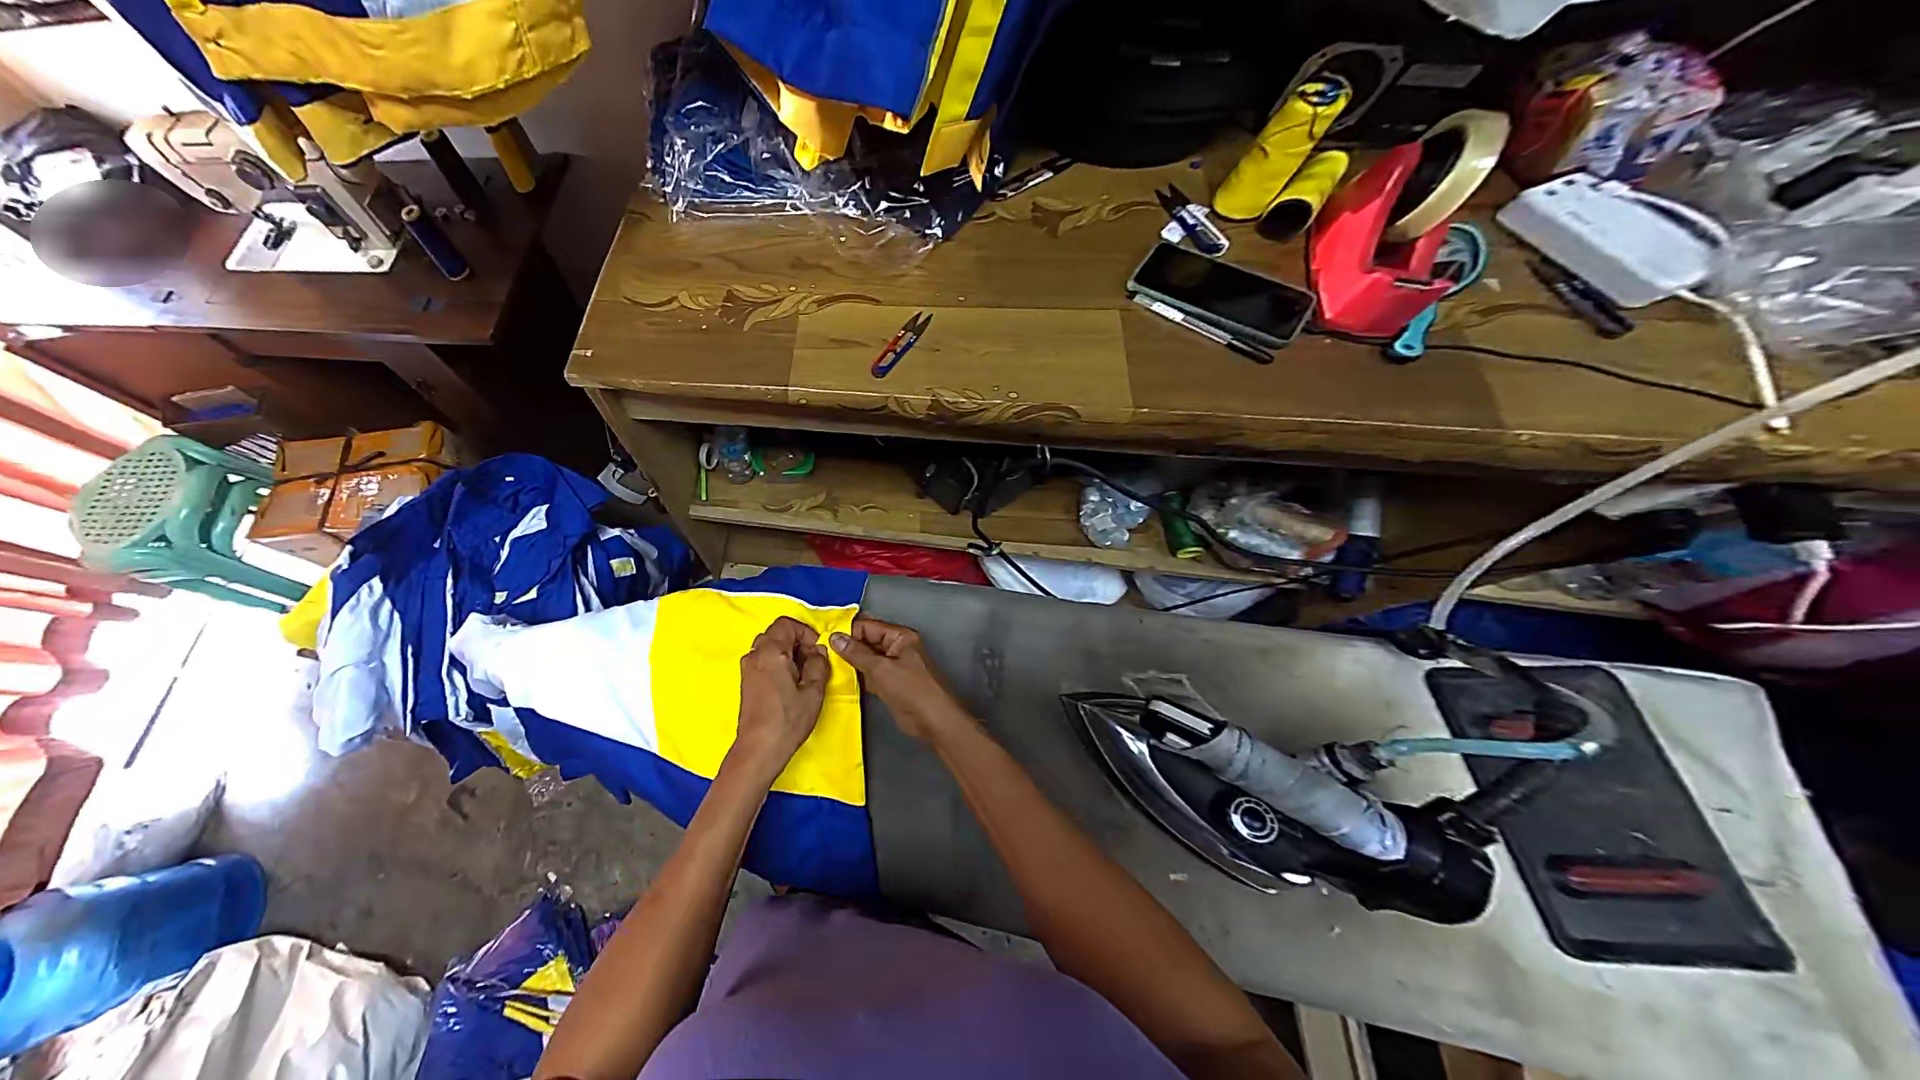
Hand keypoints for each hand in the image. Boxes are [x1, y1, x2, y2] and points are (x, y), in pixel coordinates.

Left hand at [732, 616, 829, 779]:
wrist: (759, 749)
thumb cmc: (788, 720)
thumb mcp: (814, 691)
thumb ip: (818, 664)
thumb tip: (818, 652)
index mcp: (771, 652)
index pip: (787, 624)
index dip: (806, 632)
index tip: (817, 650)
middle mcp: (754, 655)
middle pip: (777, 634)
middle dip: (797, 643)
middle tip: (813, 662)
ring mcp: (748, 669)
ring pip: (770, 648)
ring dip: (788, 654)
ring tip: (803, 675)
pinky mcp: (747, 683)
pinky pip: (764, 661)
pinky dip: (778, 665)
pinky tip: (790, 686)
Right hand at [830, 617, 969, 741]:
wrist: (933, 720)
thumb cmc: (913, 691)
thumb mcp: (881, 669)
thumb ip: (857, 653)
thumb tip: (837, 638)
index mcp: (900, 637)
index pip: (869, 626)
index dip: (849, 632)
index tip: (827, 640)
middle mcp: (898, 647)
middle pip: (867, 641)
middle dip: (848, 647)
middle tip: (825, 653)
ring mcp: (895, 665)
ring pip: (868, 658)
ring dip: (852, 663)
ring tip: (830, 666)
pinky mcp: (891, 682)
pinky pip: (871, 673)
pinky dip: (860, 676)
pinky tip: (844, 680)